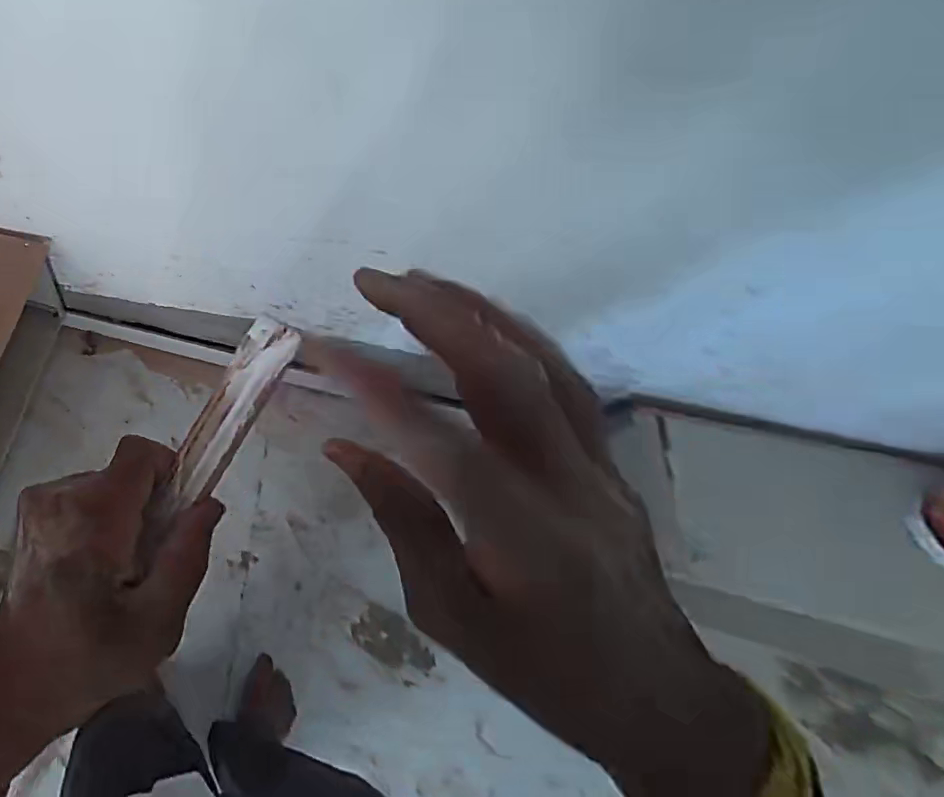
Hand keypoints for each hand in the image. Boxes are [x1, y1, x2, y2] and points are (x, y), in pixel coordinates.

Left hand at [0, 435, 224, 795]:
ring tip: (114, 573)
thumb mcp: (158, 623)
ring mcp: (38, 498)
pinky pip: (79, 496)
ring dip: (120, 518)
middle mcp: (60, 494)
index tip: (174, 516)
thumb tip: (207, 503)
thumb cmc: (92, 657)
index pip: (137, 453)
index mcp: (92, 516)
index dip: (166, 472)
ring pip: (102, 485)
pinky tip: (88, 568)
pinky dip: (95, 521)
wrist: (21, 674)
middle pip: (122, 474)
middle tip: (144, 564)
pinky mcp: (28, 507)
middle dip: (145, 509)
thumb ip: (186, 556)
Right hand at [318, 269, 770, 796]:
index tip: (321, 348)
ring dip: (474, 312)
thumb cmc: (539, 667)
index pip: (442, 444)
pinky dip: (512, 335)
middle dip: (434, 317)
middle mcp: (567, 489)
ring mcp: (596, 468)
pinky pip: (562, 381)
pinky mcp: (603, 460)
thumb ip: (401, 522)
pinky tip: (473, 317)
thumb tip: (343, 447)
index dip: (377, 390)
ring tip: (416, 279)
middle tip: (372, 280)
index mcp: (524, 539)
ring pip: (542, 367)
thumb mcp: (447, 614)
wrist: (658, 700)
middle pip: (506, 380)